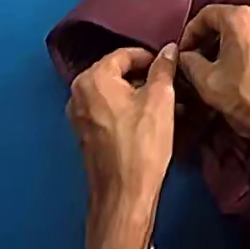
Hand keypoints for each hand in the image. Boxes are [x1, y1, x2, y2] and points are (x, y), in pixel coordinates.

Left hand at [68, 44, 176, 248]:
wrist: (124, 198)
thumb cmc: (141, 145)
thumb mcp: (161, 97)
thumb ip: (164, 66)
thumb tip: (168, 49)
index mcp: (93, 78)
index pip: (127, 53)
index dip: (152, 58)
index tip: (170, 67)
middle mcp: (79, 93)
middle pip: (120, 72)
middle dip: (146, 77)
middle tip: (170, 85)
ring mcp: (79, 116)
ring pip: (116, 92)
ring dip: (140, 94)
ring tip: (166, 103)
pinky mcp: (86, 135)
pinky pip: (110, 110)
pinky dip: (129, 110)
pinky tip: (151, 120)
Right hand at [178, 5, 249, 156]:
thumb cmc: (247, 97)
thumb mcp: (209, 83)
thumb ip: (190, 64)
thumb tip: (183, 56)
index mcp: (238, 17)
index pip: (204, 15)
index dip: (188, 34)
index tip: (181, 55)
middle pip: (221, 20)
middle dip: (203, 40)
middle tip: (191, 64)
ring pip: (236, 30)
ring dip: (219, 47)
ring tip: (208, 70)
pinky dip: (237, 50)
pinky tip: (231, 72)